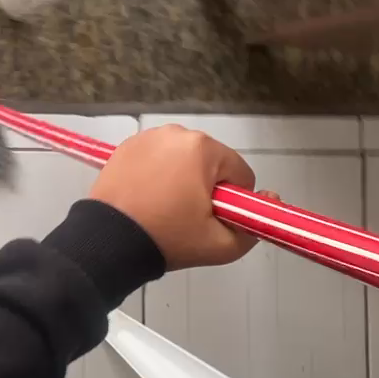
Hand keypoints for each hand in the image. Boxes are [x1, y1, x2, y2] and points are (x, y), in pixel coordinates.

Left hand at [88, 125, 262, 270]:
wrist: (109, 239)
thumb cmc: (168, 238)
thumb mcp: (222, 244)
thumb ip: (256, 225)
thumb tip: (269, 199)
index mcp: (203, 148)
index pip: (240, 173)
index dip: (234, 200)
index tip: (213, 218)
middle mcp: (175, 133)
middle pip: (210, 163)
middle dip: (206, 186)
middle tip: (187, 215)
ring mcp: (147, 137)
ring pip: (183, 159)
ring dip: (182, 178)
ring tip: (165, 207)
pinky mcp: (126, 147)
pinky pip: (157, 159)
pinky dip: (157, 174)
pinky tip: (147, 197)